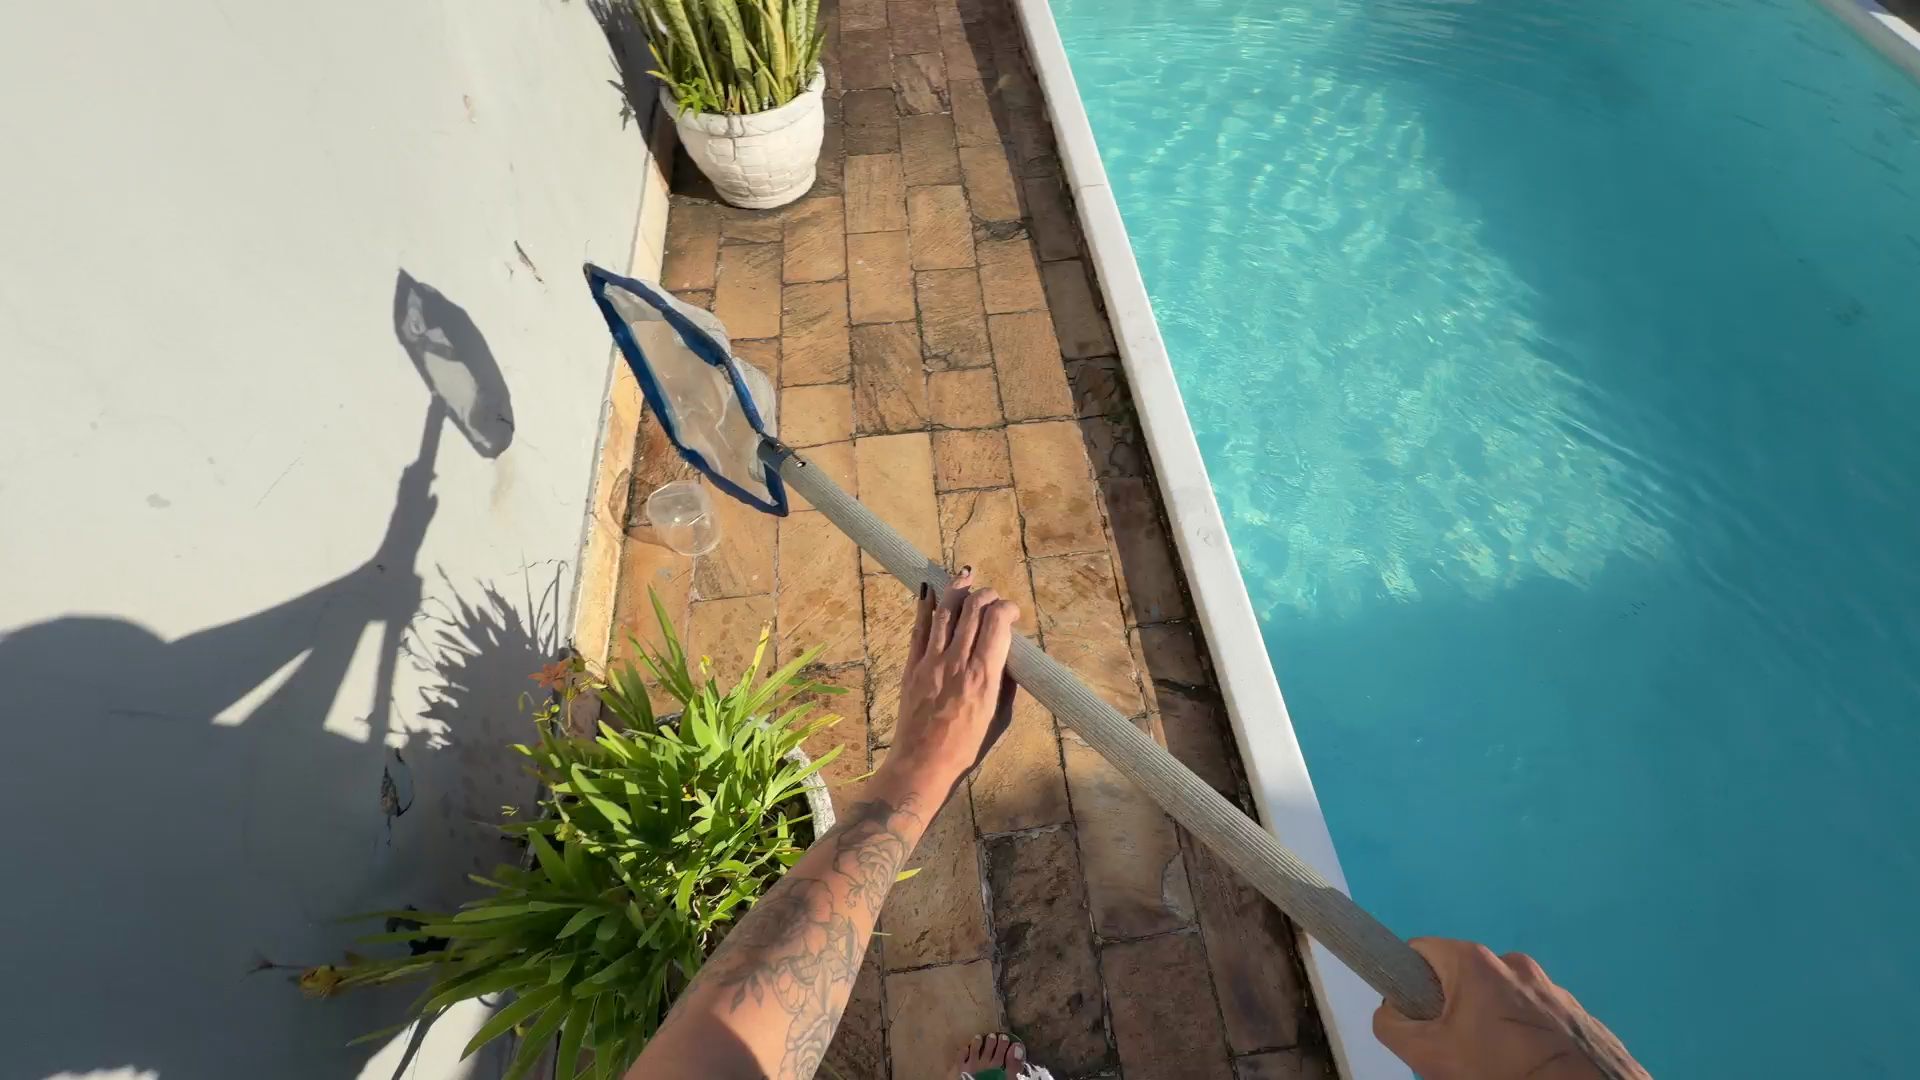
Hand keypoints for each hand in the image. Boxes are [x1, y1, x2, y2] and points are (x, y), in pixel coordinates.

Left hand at [882, 569, 1019, 794]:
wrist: (924, 764)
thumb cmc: (966, 747)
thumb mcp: (999, 718)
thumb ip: (1005, 683)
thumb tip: (1007, 657)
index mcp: (984, 675)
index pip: (997, 622)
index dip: (1007, 608)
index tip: (1011, 611)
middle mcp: (958, 662)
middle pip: (973, 610)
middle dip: (986, 594)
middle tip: (992, 595)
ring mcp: (931, 662)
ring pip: (945, 612)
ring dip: (957, 590)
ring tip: (965, 576)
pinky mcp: (912, 666)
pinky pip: (919, 628)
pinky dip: (924, 606)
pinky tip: (929, 590)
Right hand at [1373, 939, 1650, 1079]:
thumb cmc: (1503, 1073)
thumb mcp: (1427, 1055)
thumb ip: (1390, 1023)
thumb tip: (1391, 1010)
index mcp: (1475, 961)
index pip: (1421, 953)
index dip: (1413, 984)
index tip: (1425, 1019)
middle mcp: (1515, 964)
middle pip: (1464, 980)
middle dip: (1458, 1012)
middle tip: (1466, 1053)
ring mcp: (1556, 992)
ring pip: (1506, 1003)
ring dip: (1498, 1028)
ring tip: (1508, 1068)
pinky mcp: (1588, 1022)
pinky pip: (1544, 1023)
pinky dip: (1535, 1043)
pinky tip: (1539, 1073)